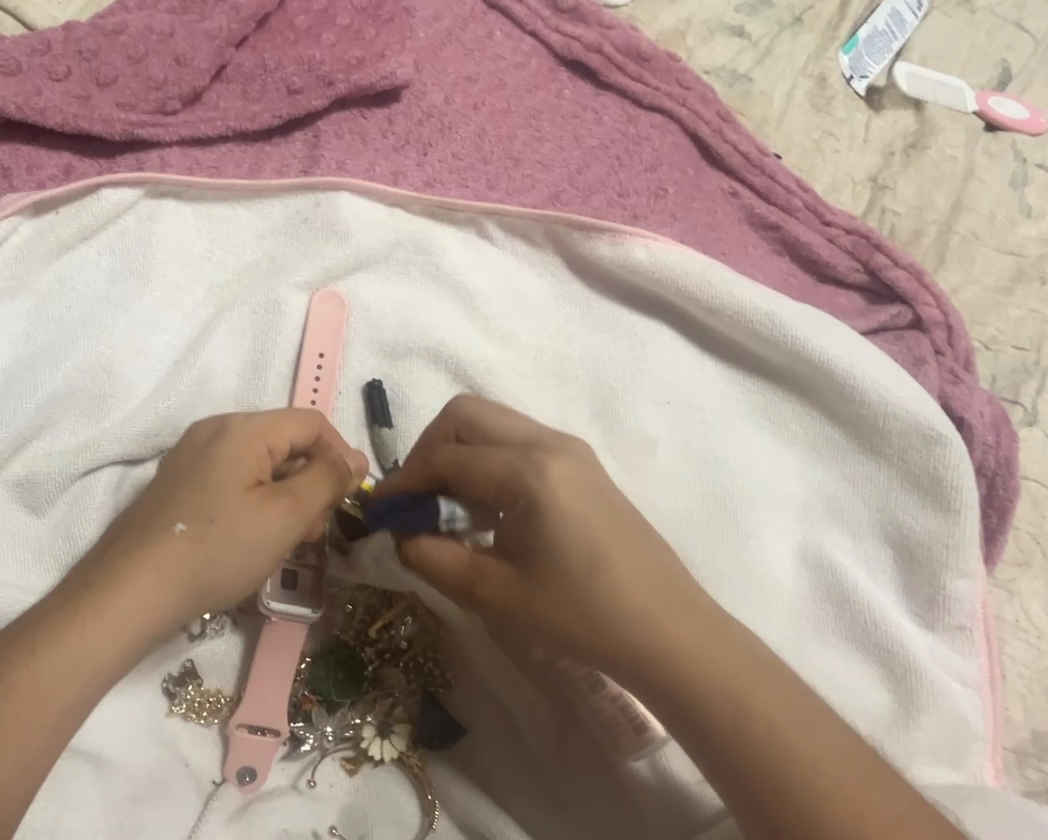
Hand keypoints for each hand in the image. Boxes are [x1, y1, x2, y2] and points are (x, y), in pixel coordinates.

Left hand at [72, 410, 366, 635]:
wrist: (133, 589)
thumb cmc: (218, 548)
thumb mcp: (285, 516)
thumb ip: (326, 480)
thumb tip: (355, 457)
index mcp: (242, 428)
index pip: (310, 422)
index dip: (339, 456)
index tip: (349, 500)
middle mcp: (214, 430)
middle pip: (284, 442)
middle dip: (310, 482)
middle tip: (312, 532)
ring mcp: (191, 455)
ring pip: (259, 464)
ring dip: (285, 496)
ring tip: (284, 543)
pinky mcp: (178, 483)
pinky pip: (231, 479)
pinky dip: (254, 502)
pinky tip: (252, 541)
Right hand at [379, 395, 722, 684]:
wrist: (670, 632)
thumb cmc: (581, 616)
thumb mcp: (494, 595)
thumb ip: (433, 559)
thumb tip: (401, 535)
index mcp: (528, 472)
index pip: (445, 459)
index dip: (403, 483)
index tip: (377, 509)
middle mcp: (548, 443)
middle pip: (465, 414)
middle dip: (427, 449)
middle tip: (414, 498)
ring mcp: (569, 448)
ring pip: (491, 420)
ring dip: (456, 450)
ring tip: (445, 504)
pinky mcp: (580, 463)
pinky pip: (515, 438)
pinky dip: (485, 456)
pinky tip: (485, 505)